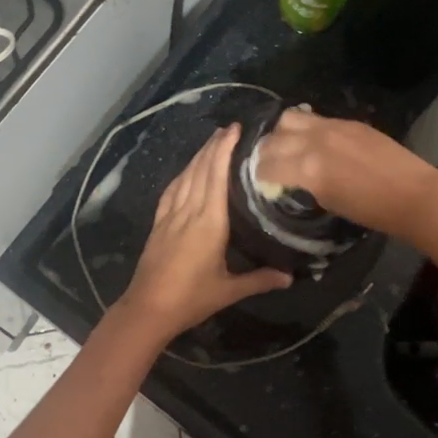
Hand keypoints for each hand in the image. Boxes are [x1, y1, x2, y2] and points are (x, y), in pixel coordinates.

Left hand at [117, 124, 292, 338]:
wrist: (148, 309)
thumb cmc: (191, 299)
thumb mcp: (229, 291)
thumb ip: (259, 280)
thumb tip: (290, 277)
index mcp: (209, 222)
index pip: (217, 176)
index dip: (224, 150)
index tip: (235, 130)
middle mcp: (189, 211)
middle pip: (201, 170)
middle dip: (214, 146)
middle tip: (229, 128)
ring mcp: (170, 216)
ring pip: (185, 177)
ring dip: (198, 156)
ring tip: (212, 141)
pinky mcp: (158, 223)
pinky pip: (171, 191)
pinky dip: (182, 175)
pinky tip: (186, 171)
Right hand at [253, 109, 437, 235]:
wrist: (413, 194)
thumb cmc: (372, 211)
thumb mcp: (328, 202)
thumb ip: (304, 184)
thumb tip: (291, 178)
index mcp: (308, 168)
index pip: (268, 164)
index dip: (260, 174)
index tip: (261, 180)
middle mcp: (314, 141)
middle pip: (273, 138)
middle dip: (265, 153)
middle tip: (269, 164)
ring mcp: (332, 127)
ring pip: (289, 118)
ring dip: (282, 133)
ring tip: (288, 146)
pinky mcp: (348, 122)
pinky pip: (315, 118)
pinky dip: (305, 128)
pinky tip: (311, 141)